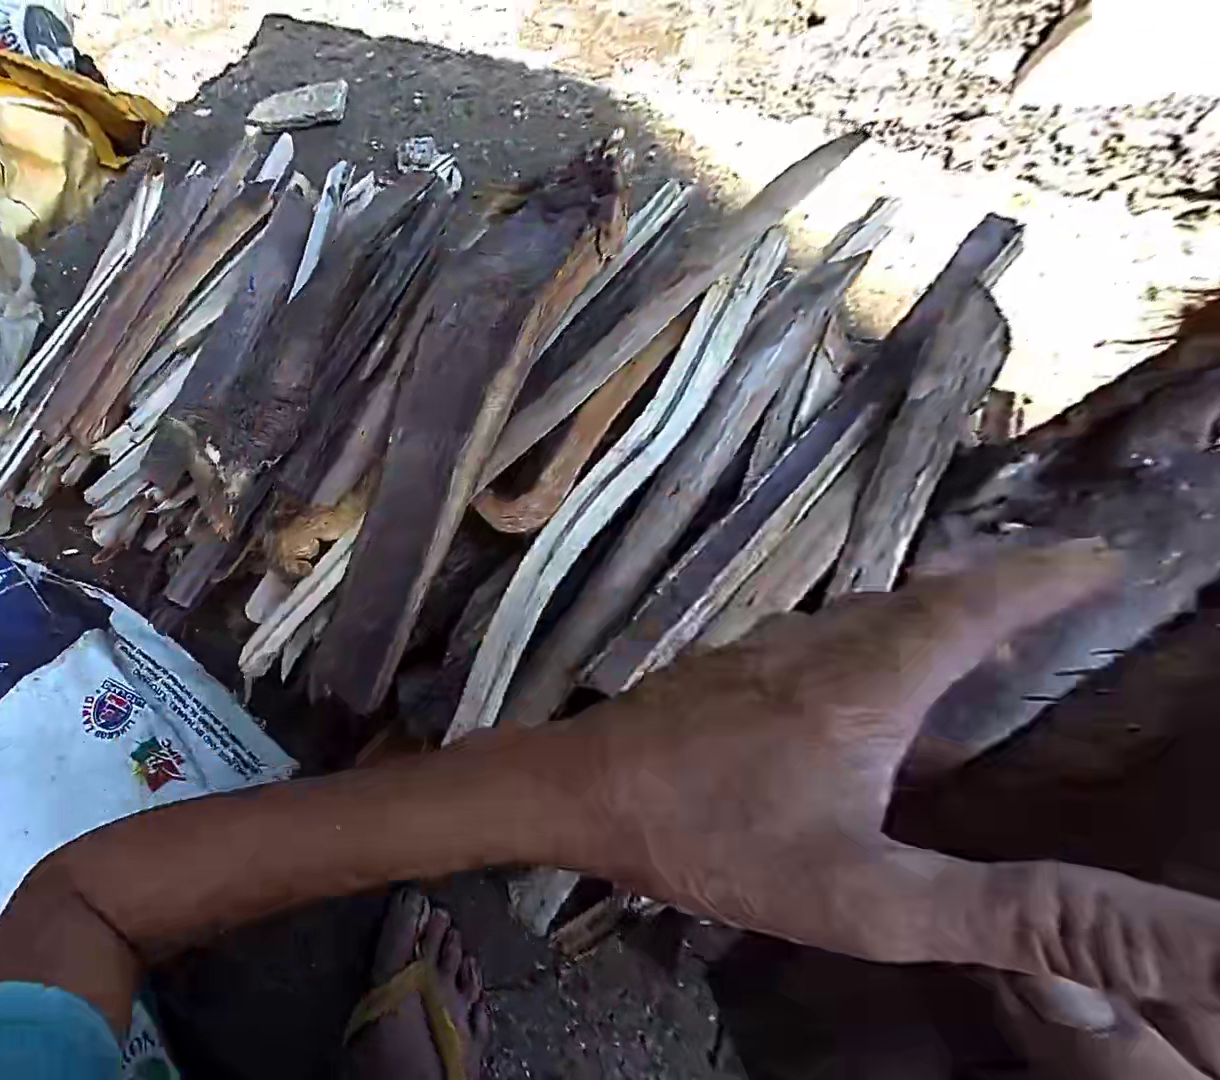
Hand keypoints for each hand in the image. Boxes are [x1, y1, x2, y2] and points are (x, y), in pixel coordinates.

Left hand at [531, 542, 1219, 1010]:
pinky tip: (840, 693)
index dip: (1035, 582)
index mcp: (850, 691)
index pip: (960, 614)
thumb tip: (1204, 932)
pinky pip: (790, 647)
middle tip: (1042, 597)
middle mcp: (792, 655)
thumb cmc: (706, 838)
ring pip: (836, 624)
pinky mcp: (698, 677)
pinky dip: (842, 651)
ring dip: (903, 623)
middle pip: (897, 608)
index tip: (1100, 558)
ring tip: (958, 644)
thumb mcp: (870, 897)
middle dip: (976, 597)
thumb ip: (1026, 916)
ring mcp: (734, 659)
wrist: (573, 791)